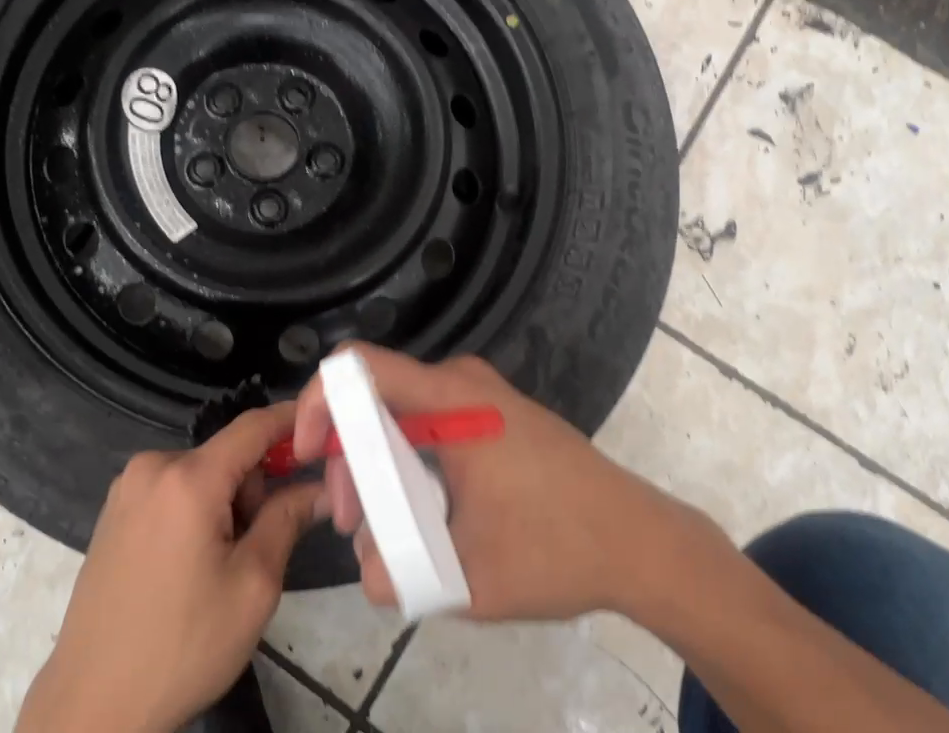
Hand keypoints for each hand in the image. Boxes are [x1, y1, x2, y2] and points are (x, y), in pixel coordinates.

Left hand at [18, 403, 325, 732]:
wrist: (96, 699)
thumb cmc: (183, 644)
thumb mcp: (253, 585)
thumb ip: (287, 520)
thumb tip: (320, 486)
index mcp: (187, 479)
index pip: (252, 427)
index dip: (293, 422)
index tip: (327, 429)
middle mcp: (150, 469)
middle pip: (226, 458)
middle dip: (252, 492)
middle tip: (252, 555)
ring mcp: (125, 490)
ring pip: (200, 478)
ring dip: (223, 508)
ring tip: (216, 572)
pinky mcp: (113, 514)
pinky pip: (171, 495)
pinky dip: (193, 515)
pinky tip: (187, 569)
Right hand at [292, 344, 709, 622]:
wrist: (645, 547)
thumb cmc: (559, 551)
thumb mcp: (468, 579)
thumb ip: (396, 575)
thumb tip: (364, 569)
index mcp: (453, 401)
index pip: (356, 368)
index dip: (315, 402)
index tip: (303, 455)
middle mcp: (462, 383)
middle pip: (372, 399)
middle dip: (347, 460)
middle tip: (351, 525)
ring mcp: (480, 397)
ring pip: (397, 415)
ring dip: (376, 468)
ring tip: (383, 533)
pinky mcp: (493, 417)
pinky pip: (425, 423)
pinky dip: (405, 463)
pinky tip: (416, 515)